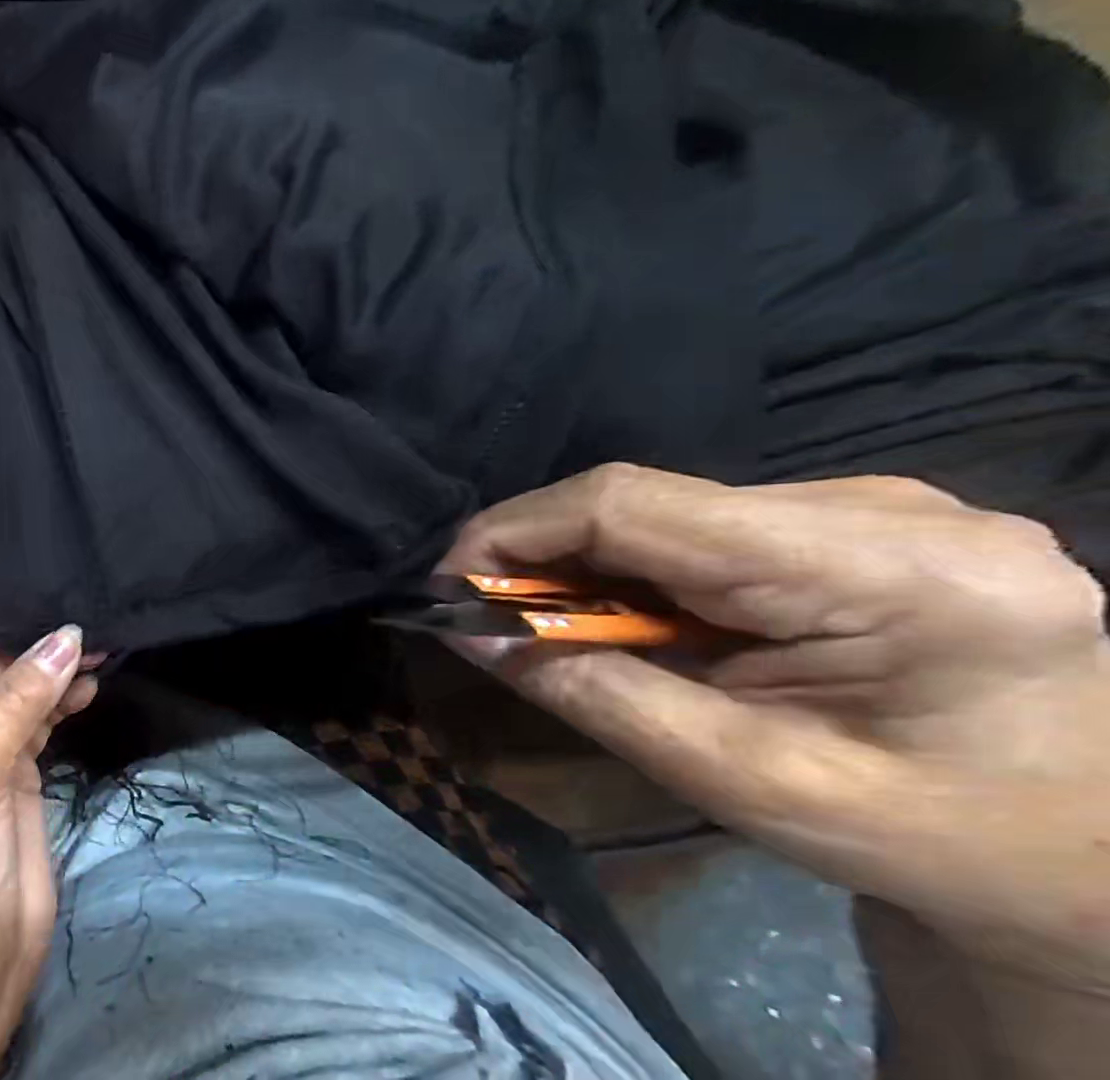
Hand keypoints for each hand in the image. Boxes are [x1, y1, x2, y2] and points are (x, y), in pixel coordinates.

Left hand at [0, 624, 97, 1079]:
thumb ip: (17, 702)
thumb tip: (66, 635)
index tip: (38, 610)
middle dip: (29, 646)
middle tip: (81, 625)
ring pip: (19, 690)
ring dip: (54, 671)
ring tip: (95, 652)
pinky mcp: (19, 768)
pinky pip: (41, 718)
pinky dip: (64, 699)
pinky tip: (88, 685)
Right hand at [436, 465, 1109, 985]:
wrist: (1081, 850)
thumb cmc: (925, 837)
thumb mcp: (741, 781)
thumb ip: (595, 693)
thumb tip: (470, 631)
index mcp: (892, 574)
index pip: (641, 505)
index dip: (519, 530)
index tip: (449, 578)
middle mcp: (887, 508)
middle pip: (648, 501)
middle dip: (543, 554)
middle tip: (484, 613)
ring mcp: (875, 504)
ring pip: (665, 510)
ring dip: (585, 564)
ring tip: (553, 625)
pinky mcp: (853, 519)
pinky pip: (697, 526)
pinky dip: (633, 569)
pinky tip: (628, 617)